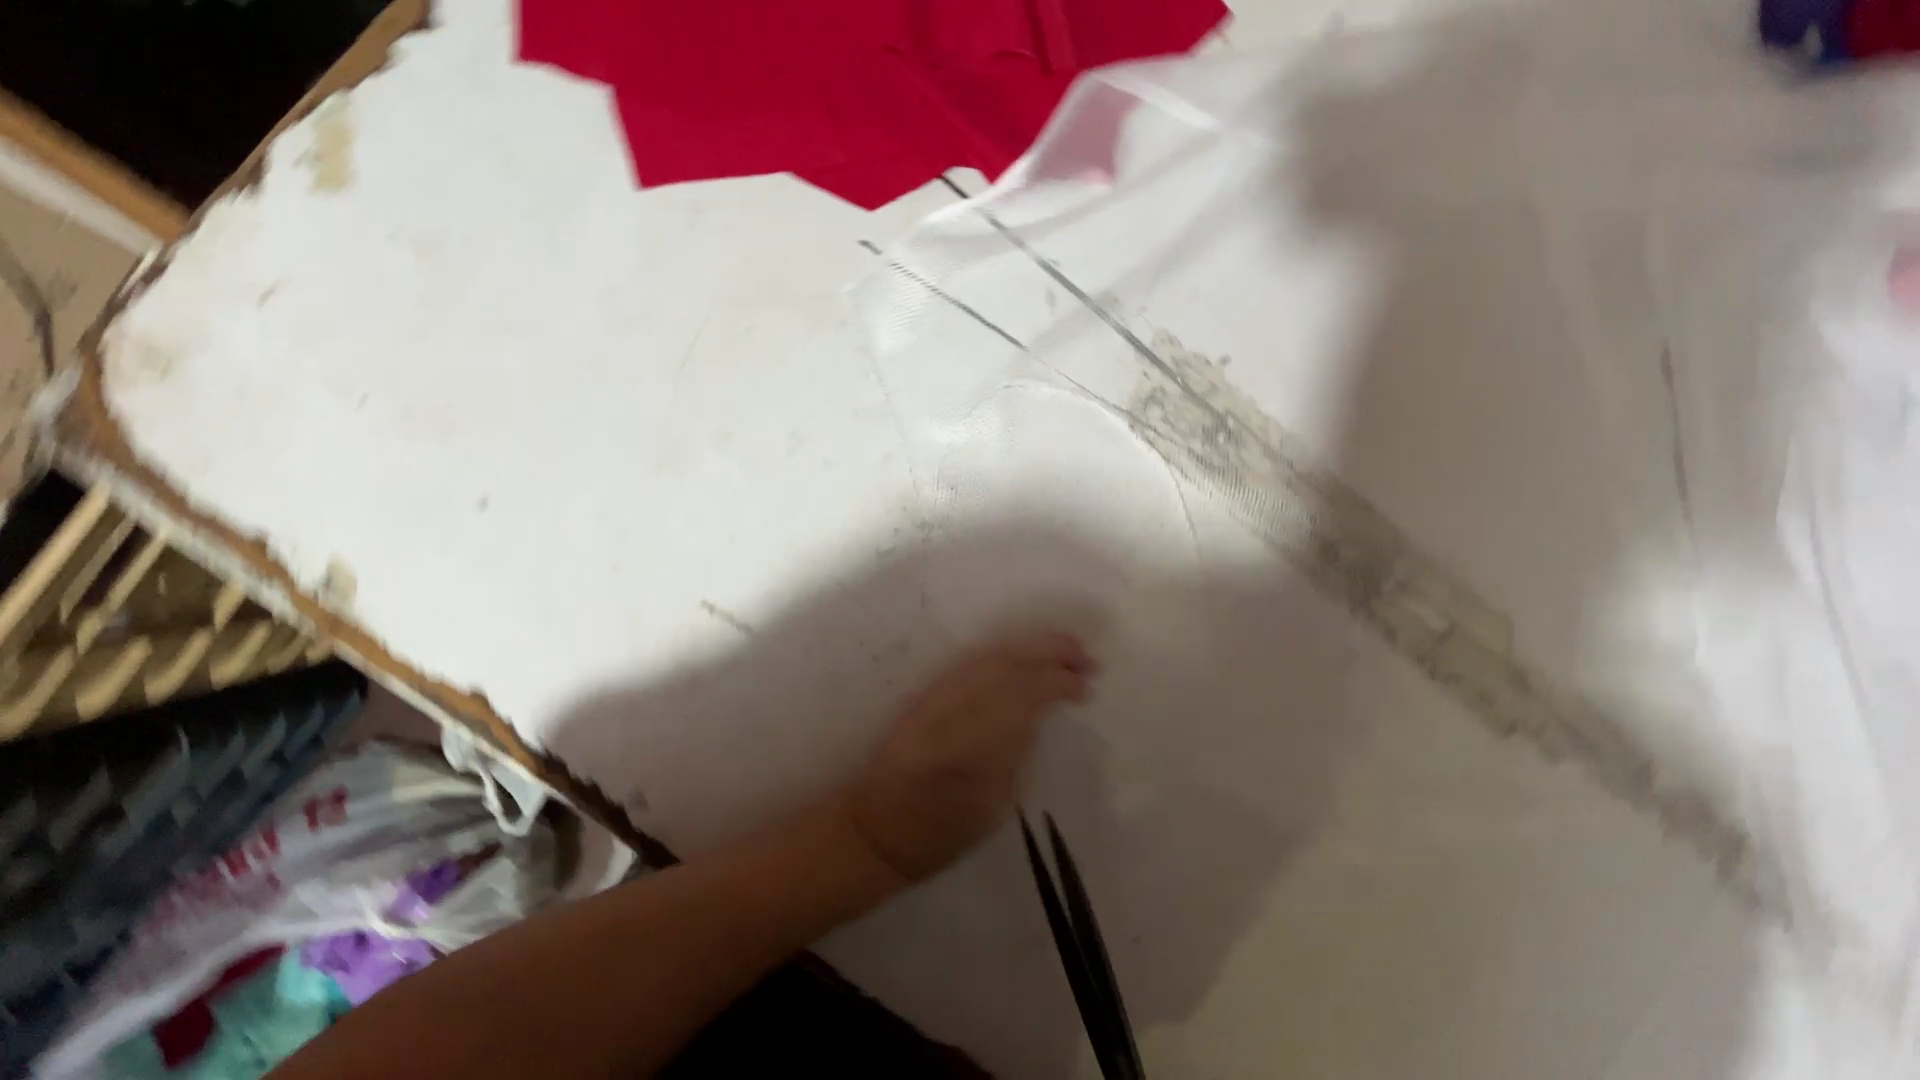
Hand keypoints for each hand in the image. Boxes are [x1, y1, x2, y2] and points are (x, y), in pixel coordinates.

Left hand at [844, 632, 1096, 882]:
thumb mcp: (995, 803)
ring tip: (1061, 650)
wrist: (877, 829)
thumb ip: (1017, 752)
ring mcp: (935, 698)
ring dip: (1028, 648)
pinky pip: (969, 665)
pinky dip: (1003, 656)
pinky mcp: (924, 696)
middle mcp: (953, 711)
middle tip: (1084, 657)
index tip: (1085, 688)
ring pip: (988, 657)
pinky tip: (1021, 659)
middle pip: (1008, 664)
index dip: (1060, 682)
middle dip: (1050, 652)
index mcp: (975, 744)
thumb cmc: (942, 834)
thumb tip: (1038, 716)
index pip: (1025, 693)